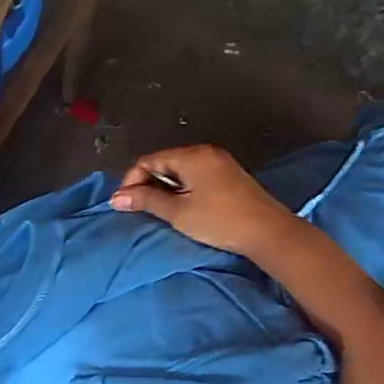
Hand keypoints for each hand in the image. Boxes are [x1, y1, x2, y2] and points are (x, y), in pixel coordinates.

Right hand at [110, 144, 303, 257]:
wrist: (267, 231)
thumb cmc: (219, 220)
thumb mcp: (178, 212)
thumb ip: (146, 201)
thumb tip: (116, 198)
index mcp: (191, 155)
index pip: (148, 160)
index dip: (131, 181)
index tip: (124, 205)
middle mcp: (204, 152)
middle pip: (163, 162)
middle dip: (146, 184)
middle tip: (138, 210)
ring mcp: (218, 162)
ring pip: (178, 170)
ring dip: (163, 188)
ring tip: (157, 211)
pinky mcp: (227, 175)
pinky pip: (193, 175)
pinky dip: (180, 188)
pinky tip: (179, 207)